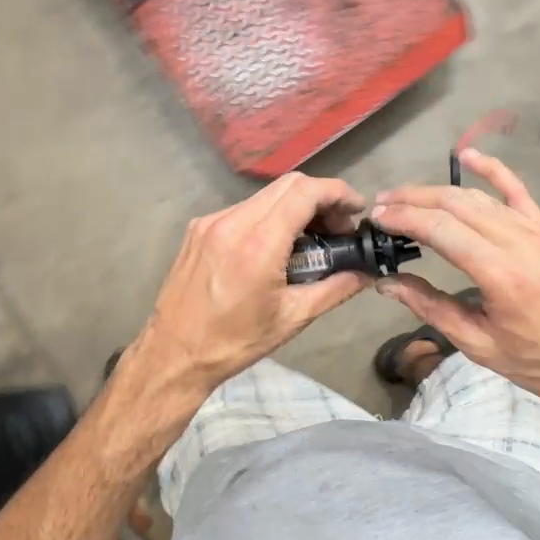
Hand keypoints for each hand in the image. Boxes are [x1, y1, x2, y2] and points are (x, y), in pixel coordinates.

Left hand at [125, 172, 372, 396]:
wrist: (173, 354)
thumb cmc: (234, 342)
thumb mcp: (292, 318)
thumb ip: (335, 289)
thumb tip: (367, 273)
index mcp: (258, 243)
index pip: (306, 192)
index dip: (338, 193)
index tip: (356, 211)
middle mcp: (232, 221)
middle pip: (288, 184)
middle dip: (320, 199)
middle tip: (337, 230)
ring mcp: (211, 221)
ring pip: (266, 195)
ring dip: (295, 207)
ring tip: (309, 242)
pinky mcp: (198, 228)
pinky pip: (243, 209)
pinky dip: (268, 217)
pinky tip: (274, 248)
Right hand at [370, 149, 539, 428]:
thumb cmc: (539, 364)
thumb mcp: (478, 344)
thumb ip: (430, 307)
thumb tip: (386, 282)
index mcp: (503, 276)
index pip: (442, 230)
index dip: (404, 218)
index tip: (376, 216)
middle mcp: (522, 244)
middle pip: (457, 205)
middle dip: (414, 200)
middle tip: (381, 204)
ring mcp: (539, 233)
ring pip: (480, 199)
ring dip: (439, 193)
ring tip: (406, 198)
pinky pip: (518, 192)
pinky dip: (492, 170)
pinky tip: (467, 156)